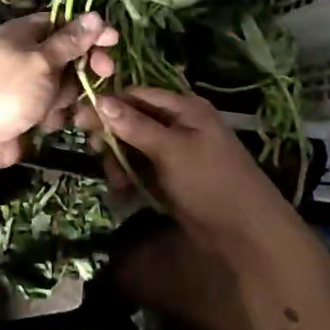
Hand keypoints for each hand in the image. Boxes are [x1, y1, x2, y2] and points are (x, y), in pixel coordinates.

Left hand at [0, 13, 118, 183]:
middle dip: (84, 66)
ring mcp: (26, 81)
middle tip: (104, 74)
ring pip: (65, 81)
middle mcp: (23, 52)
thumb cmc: (9, 92)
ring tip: (54, 108)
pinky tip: (45, 123)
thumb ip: (70, 41)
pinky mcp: (30, 105)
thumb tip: (96, 14)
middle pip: (67, 52)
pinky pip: (55, 102)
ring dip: (66, 95)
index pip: (61, 21)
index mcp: (20, 32)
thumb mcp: (42, 62)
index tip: (113, 40)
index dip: (88, 30)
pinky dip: (54, 112)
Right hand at [78, 87, 294, 253]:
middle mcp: (179, 124)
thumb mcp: (170, 150)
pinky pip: (142, 168)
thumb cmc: (210, 182)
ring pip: (134, 146)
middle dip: (113, 137)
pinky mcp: (173, 177)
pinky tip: (125, 191)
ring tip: (118, 182)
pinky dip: (131, 177)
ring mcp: (176, 152)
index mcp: (184, 108)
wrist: (248, 235)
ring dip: (120, 161)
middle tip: (97, 153)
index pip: (136, 95)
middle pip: (132, 120)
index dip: (108, 105)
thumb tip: (99, 99)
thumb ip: (134, 125)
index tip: (80, 120)